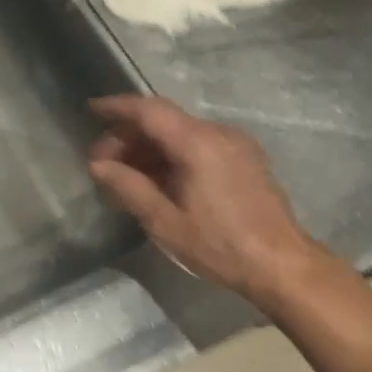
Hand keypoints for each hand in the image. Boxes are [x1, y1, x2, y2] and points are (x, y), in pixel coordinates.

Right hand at [87, 95, 333, 302]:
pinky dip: (171, 155)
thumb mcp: (164, 221)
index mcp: (198, 144)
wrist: (281, 264)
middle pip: (165, 120)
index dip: (118, 107)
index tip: (90, 110)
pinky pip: (199, 145)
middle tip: (102, 163)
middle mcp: (219, 134)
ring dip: (149, 148)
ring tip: (124, 176)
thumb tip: (98, 165)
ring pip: (181, 133)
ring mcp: (236, 145)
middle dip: (129, 136)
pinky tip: (156, 180)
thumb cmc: (219, 245)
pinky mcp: (245, 160)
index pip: (150, 111)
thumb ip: (129, 187)